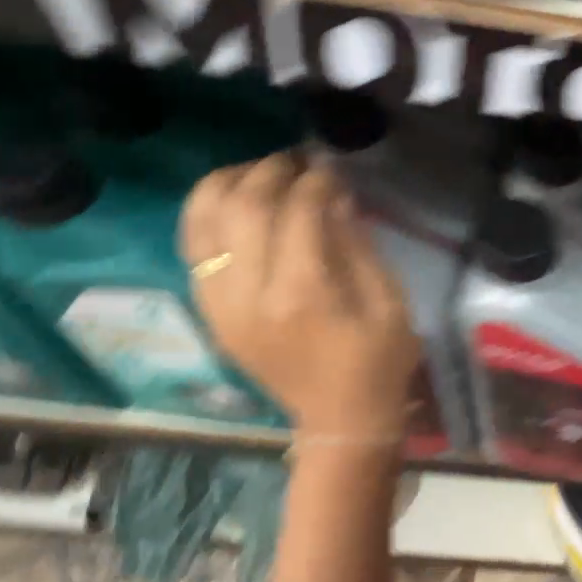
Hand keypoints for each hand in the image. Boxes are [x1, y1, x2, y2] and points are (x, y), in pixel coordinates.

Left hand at [179, 153, 418, 452]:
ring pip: (200, 221)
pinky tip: (237, 206)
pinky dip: (209, 216)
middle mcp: (249, 295)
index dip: (316, 179)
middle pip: (241, 206)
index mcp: (304, 293)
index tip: (332, 167)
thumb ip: (356, 244)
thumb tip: (334, 194)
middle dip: (269, 171)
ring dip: (227, 185)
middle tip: (296, 161)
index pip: (298, 211)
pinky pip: (193, 249)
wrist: (340, 419)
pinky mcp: (210, 313)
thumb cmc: (379, 359)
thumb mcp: (389, 301)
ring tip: (258, 174)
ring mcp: (220, 305)